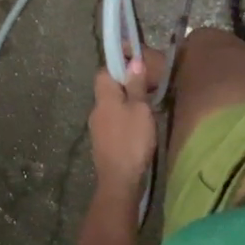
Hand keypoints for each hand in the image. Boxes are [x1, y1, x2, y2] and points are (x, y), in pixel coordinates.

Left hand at [86, 59, 156, 188]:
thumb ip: (136, 85)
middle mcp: (97, 109)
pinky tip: (139, 125)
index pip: (104, 71)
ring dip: (126, 101)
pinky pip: (114, 120)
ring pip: (112, 105)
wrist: (119, 183)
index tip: (136, 63)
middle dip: (125, 83)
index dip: (118, 64)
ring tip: (147, 104)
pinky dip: (125, 117)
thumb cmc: (131, 141)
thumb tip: (133, 61)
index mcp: (104, 97)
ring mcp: (98, 128)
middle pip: (108, 88)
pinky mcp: (103, 143)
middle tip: (147, 84)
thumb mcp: (140, 109)